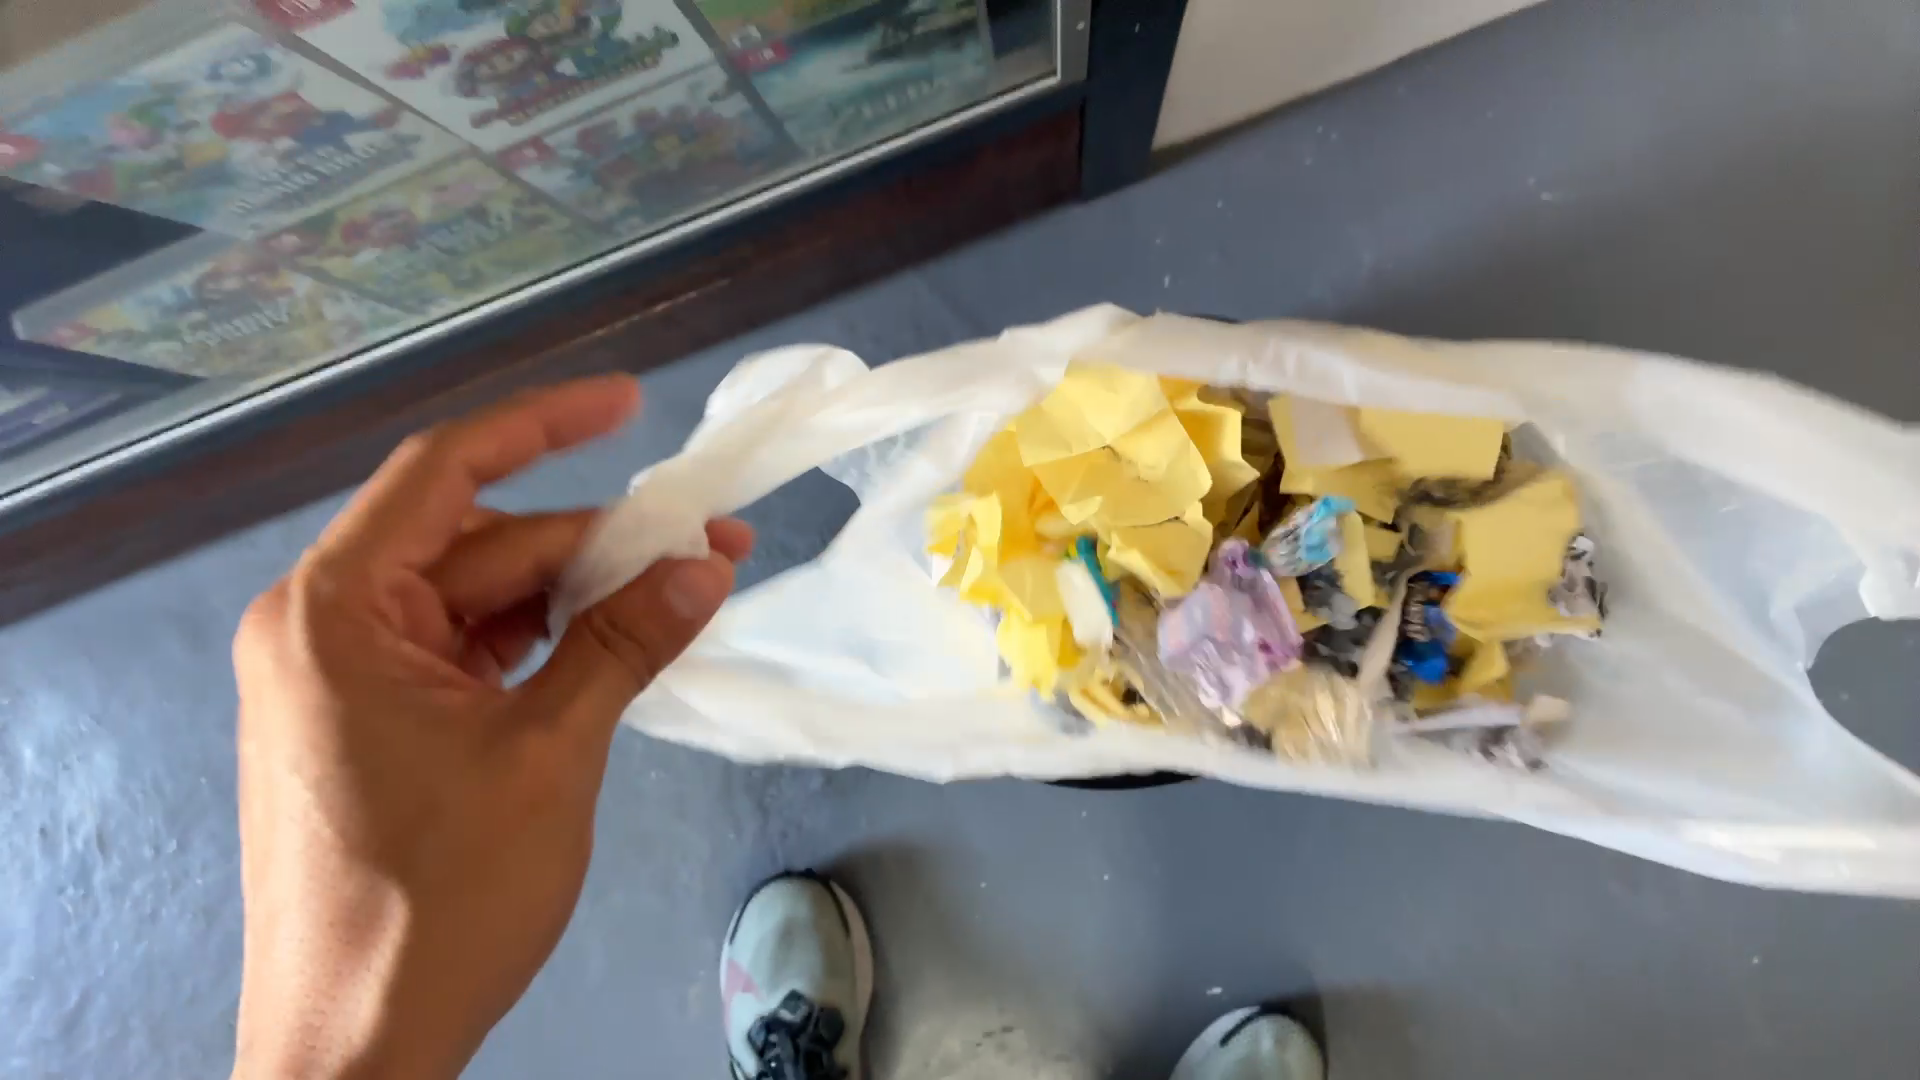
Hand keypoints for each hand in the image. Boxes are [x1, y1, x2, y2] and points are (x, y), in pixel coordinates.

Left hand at [229, 377, 751, 1079]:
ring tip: (687, 590)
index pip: (447, 473)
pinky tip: (628, 636)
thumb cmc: (442, 894)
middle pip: (492, 542)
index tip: (629, 401)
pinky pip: (490, 642)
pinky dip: (560, 635)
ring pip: (497, 594)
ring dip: (590, 590)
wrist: (362, 1046)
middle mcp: (336, 625)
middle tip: (711, 546)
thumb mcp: (551, 750)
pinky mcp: (397, 715)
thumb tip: (709, 565)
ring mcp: (365, 673)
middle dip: (603, 542)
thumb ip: (628, 640)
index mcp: (338, 613)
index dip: (545, 424)